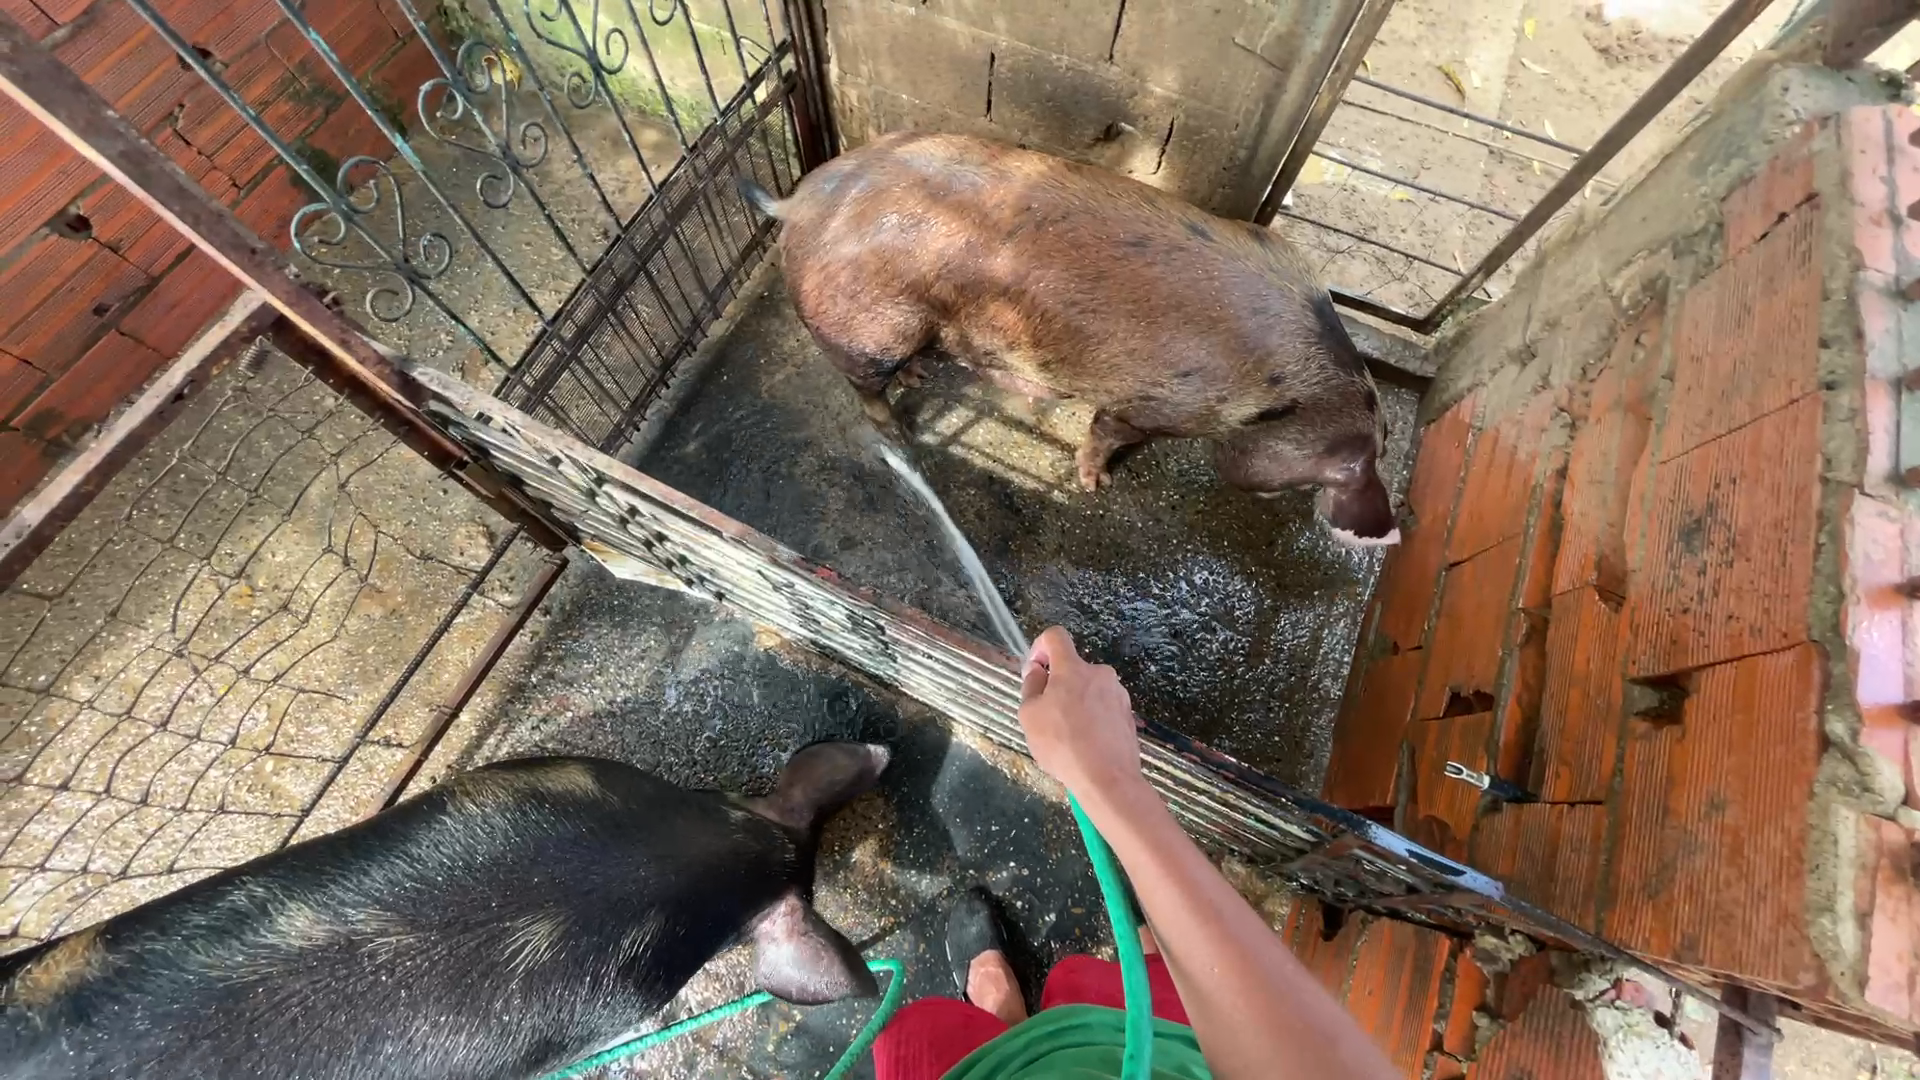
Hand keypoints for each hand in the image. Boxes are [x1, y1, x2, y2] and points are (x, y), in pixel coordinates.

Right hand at [1018, 626, 1144, 803]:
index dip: (1040, 647)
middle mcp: (1099, 673)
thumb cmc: (1062, 744)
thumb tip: (1037, 670)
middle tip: (1047, 715)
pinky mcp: (1127, 714)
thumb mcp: (1030, 715)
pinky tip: (1086, 743)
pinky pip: (1102, 707)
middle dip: (1057, 685)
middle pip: (1072, 668)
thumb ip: (1031, 685)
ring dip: (1075, 703)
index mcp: (1073, 668)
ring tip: (1068, 735)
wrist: (1108, 779)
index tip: (1035, 671)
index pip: (1055, 636)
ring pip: (1088, 689)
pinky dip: (1092, 718)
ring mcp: (1118, 694)